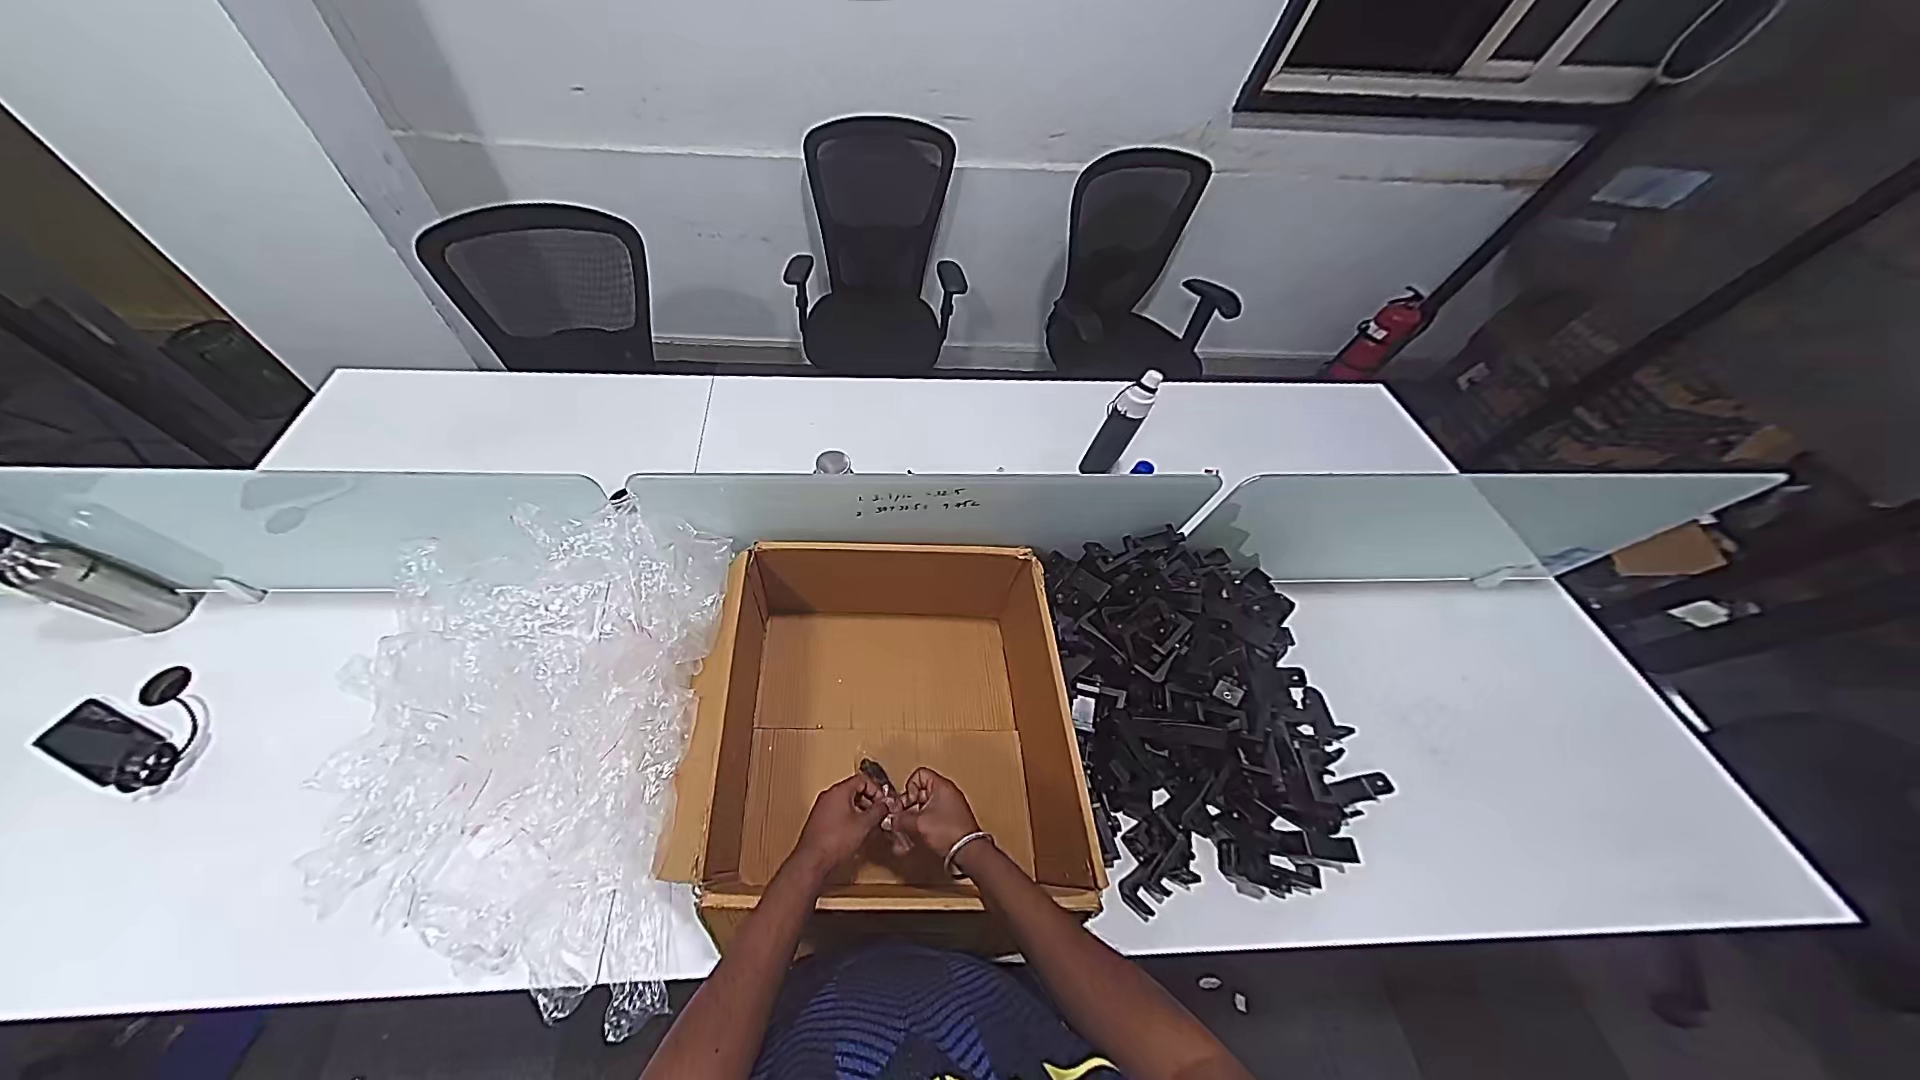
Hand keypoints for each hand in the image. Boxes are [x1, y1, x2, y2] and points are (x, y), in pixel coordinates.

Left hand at [789, 772, 888, 881]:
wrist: (812, 861)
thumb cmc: (836, 840)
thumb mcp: (864, 824)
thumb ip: (878, 811)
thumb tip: (886, 804)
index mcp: (839, 791)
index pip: (862, 779)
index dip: (876, 790)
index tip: (883, 802)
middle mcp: (829, 796)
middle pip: (854, 790)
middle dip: (869, 801)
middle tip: (879, 813)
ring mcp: (822, 808)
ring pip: (846, 802)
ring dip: (860, 810)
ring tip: (869, 825)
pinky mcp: (818, 821)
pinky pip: (837, 812)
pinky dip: (849, 818)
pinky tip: (855, 832)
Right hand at [889, 768, 981, 858]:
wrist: (968, 851)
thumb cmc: (947, 831)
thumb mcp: (919, 824)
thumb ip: (901, 819)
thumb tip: (891, 820)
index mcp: (941, 785)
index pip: (919, 775)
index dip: (910, 788)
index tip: (907, 803)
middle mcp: (946, 792)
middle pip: (921, 791)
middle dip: (908, 805)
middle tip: (902, 819)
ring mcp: (949, 805)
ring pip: (925, 805)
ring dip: (914, 816)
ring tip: (908, 829)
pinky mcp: (951, 818)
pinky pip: (932, 815)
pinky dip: (923, 822)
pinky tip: (917, 835)